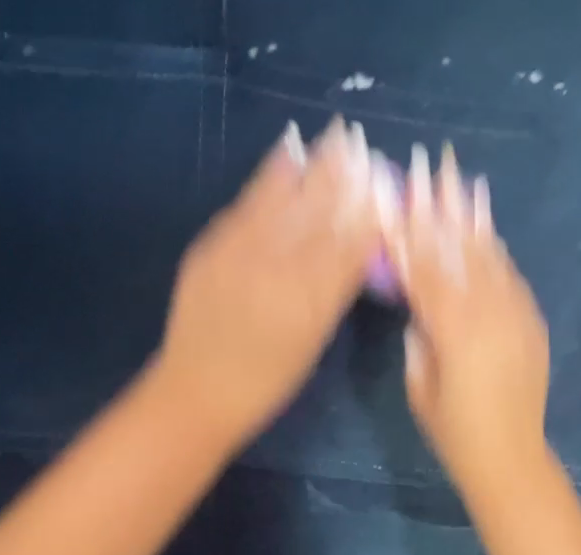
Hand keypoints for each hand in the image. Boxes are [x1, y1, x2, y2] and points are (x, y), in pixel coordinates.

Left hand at [155, 117, 384, 442]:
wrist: (196, 391)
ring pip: (283, 198)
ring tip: (331, 136)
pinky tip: (286, 154)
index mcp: (308, 297)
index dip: (367, 206)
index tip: (384, 177)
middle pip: (317, 211)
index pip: (347, 240)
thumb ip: (335, 291)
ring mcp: (239, 252)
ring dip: (310, 166)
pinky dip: (271, 176)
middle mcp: (276, 266)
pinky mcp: (211, 247)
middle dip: (341, 175)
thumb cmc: (265, 382)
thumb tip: (359, 246)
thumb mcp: (312, 341)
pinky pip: (248, 204)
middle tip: (360, 143)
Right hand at [390, 143, 552, 492]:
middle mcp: (488, 311)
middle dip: (441, 204)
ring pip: (487, 255)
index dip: (408, 228)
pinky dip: (493, 247)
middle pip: (459, 249)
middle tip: (431, 161)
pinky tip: (483, 223)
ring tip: (458, 175)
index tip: (395, 190)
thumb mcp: (421, 384)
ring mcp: (515, 312)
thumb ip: (420, 336)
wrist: (510, 455)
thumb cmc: (453, 431)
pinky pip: (509, 275)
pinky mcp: (530, 320)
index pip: (425, 268)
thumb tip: (419, 302)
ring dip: (469, 214)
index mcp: (453, 329)